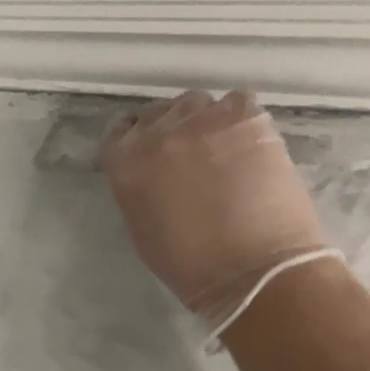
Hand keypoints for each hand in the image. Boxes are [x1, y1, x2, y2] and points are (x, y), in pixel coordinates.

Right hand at [98, 89, 329, 323]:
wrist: (250, 268)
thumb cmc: (189, 264)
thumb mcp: (141, 228)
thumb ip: (138, 190)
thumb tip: (152, 175)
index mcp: (126, 165)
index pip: (119, 135)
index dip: (133, 140)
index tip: (146, 150)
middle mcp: (158, 134)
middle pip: (157, 114)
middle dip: (168, 130)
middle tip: (187, 153)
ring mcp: (202, 121)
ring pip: (196, 104)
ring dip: (202, 121)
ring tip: (218, 146)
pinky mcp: (245, 117)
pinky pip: (236, 102)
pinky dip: (238, 117)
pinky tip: (246, 142)